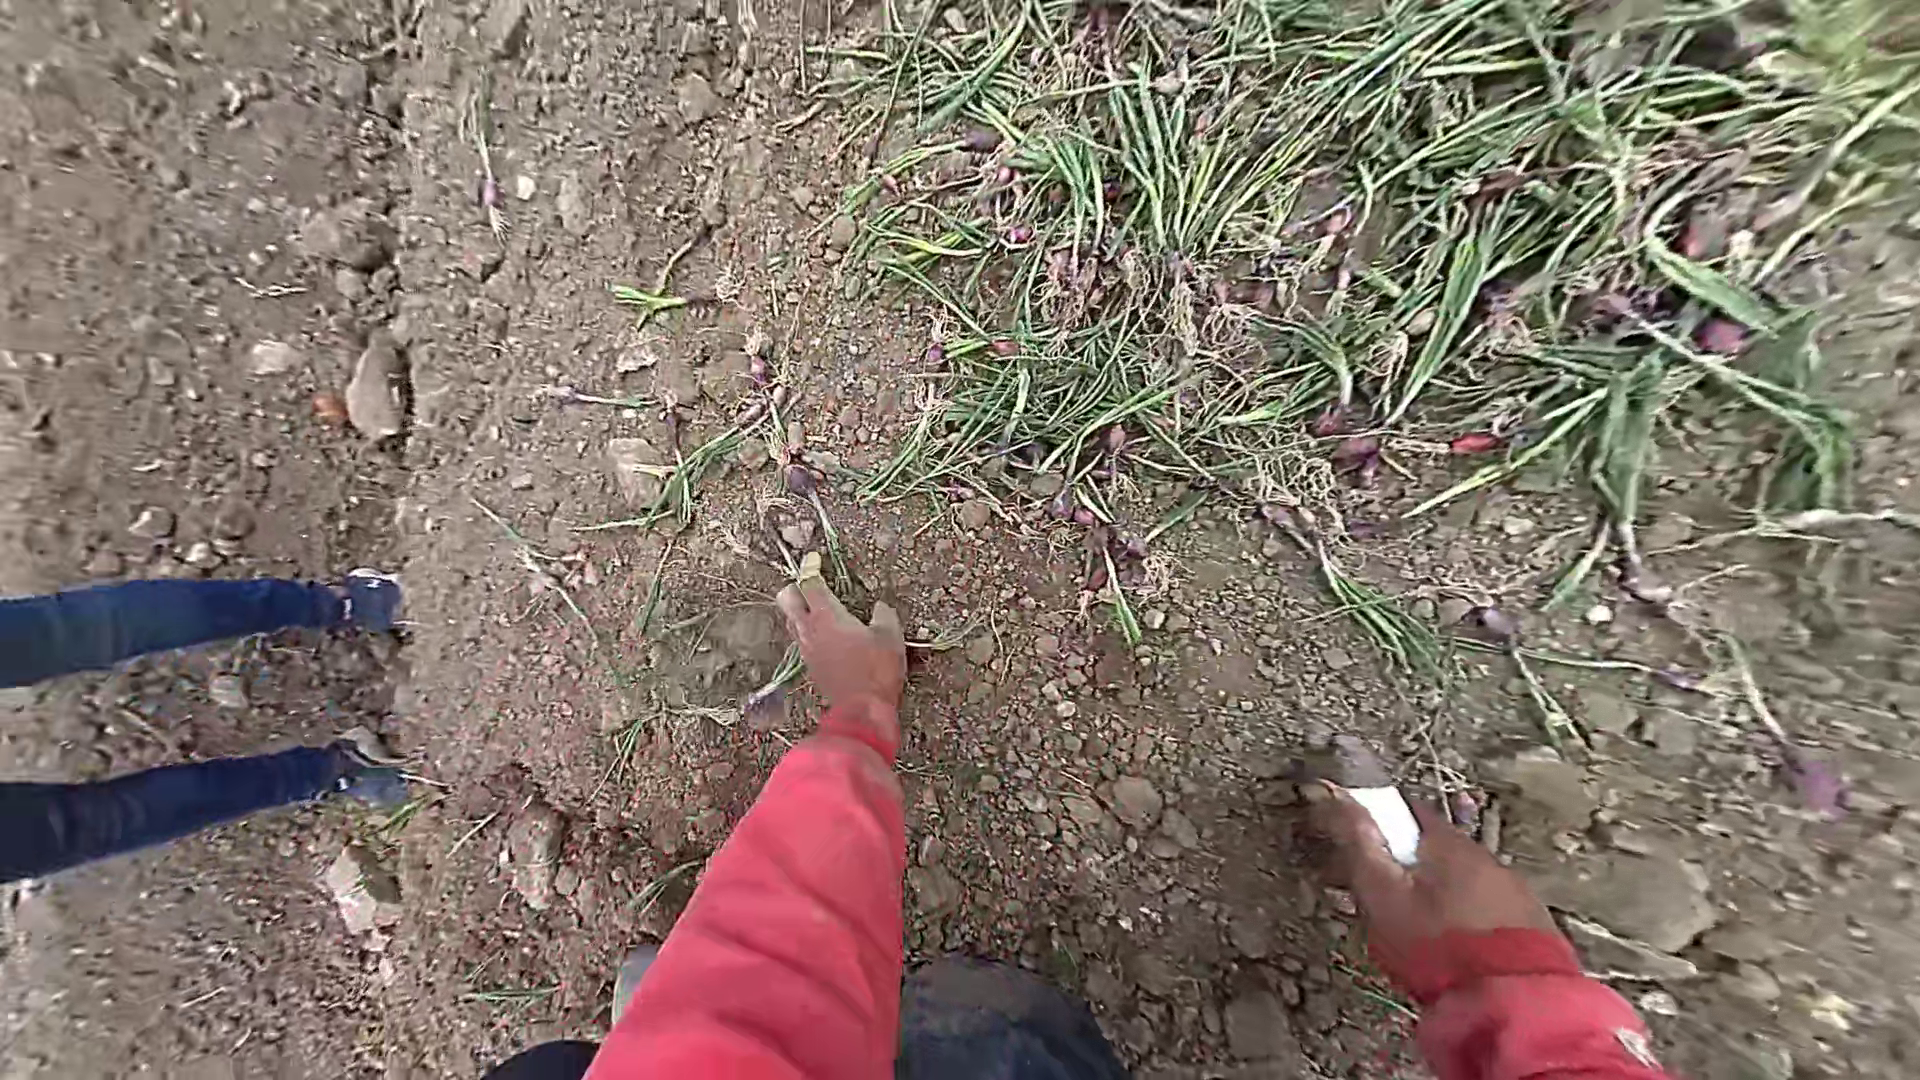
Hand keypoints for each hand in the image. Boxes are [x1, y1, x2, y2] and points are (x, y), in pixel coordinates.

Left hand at [775, 574, 905, 719]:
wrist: (862, 711)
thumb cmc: (877, 669)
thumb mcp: (890, 636)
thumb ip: (883, 615)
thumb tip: (878, 608)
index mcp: (827, 616)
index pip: (810, 583)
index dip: (811, 567)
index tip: (815, 558)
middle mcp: (810, 630)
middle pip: (787, 599)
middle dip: (795, 587)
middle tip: (810, 582)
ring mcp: (806, 649)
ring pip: (792, 620)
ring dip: (799, 610)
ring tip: (816, 607)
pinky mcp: (810, 665)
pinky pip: (801, 639)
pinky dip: (807, 629)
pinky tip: (823, 633)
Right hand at [1312, 784, 1561, 982]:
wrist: (1517, 1013)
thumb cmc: (1436, 944)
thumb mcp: (1381, 891)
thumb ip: (1359, 841)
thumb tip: (1341, 798)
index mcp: (1449, 843)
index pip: (1404, 810)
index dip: (1376, 824)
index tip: (1358, 847)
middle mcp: (1488, 859)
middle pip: (1432, 848)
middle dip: (1405, 865)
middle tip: (1381, 895)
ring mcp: (1518, 895)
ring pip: (1460, 880)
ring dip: (1436, 893)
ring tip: (1415, 927)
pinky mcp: (1538, 930)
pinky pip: (1486, 909)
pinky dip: (1466, 918)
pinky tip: (1451, 944)